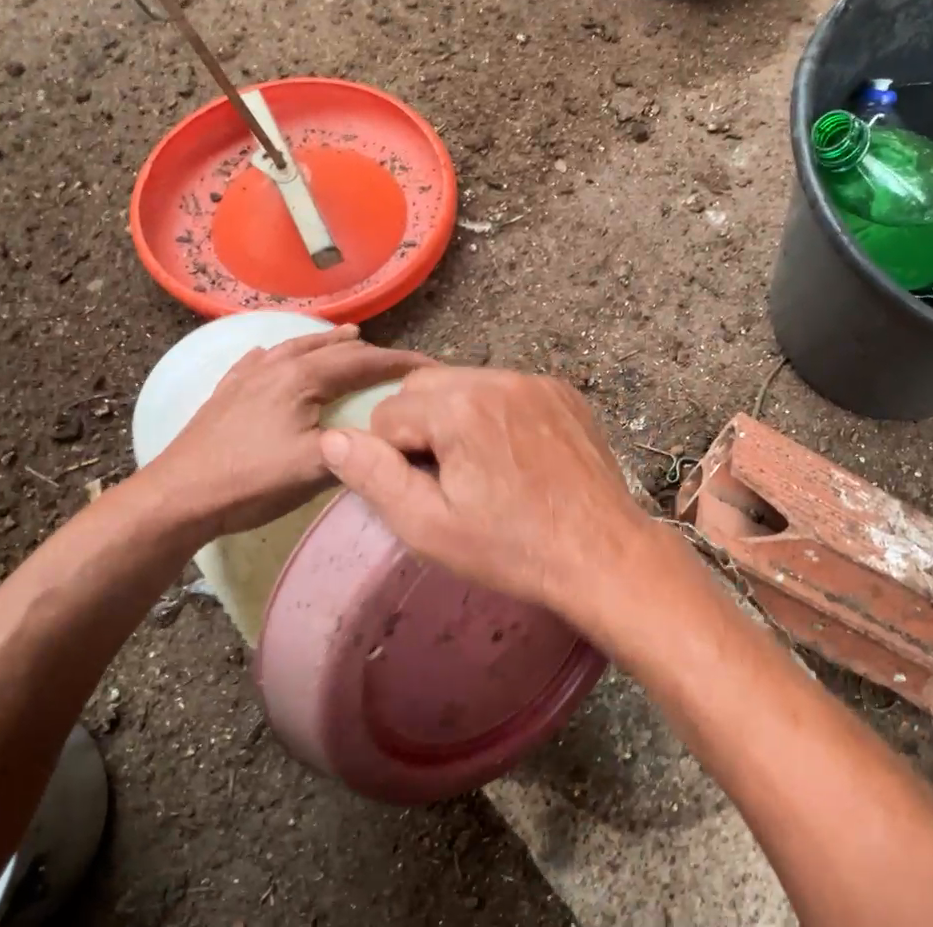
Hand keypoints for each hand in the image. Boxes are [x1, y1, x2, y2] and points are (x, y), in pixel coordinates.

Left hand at [142, 325, 431, 538]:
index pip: (365, 361)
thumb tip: (393, 435)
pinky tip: (274, 355)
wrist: (177, 497)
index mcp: (303, 378)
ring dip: (328, 343)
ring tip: (350, 335)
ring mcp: (247, 378)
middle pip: (333, 349)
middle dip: (370, 351)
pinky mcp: (227, 394)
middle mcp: (276, 367)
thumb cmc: (251, 481)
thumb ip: (359, 446)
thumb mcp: (316, 468)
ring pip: (296, 348)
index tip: (434, 368)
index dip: (402, 364)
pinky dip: (282, 355)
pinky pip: (261, 362)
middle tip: (399, 362)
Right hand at [316, 368, 666, 617]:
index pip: (387, 413)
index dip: (394, 457)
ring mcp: (537, 383)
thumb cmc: (513, 549)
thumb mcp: (429, 527)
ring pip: (467, 384)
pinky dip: (499, 414)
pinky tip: (516, 457)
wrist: (602, 552)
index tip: (427, 492)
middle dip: (422, 428)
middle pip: (425, 388)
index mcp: (459, 407)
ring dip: (459, 418)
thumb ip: (374, 477)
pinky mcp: (565, 394)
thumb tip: (331, 438)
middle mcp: (498, 379)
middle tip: (450, 480)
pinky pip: (509, 390)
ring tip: (484, 470)